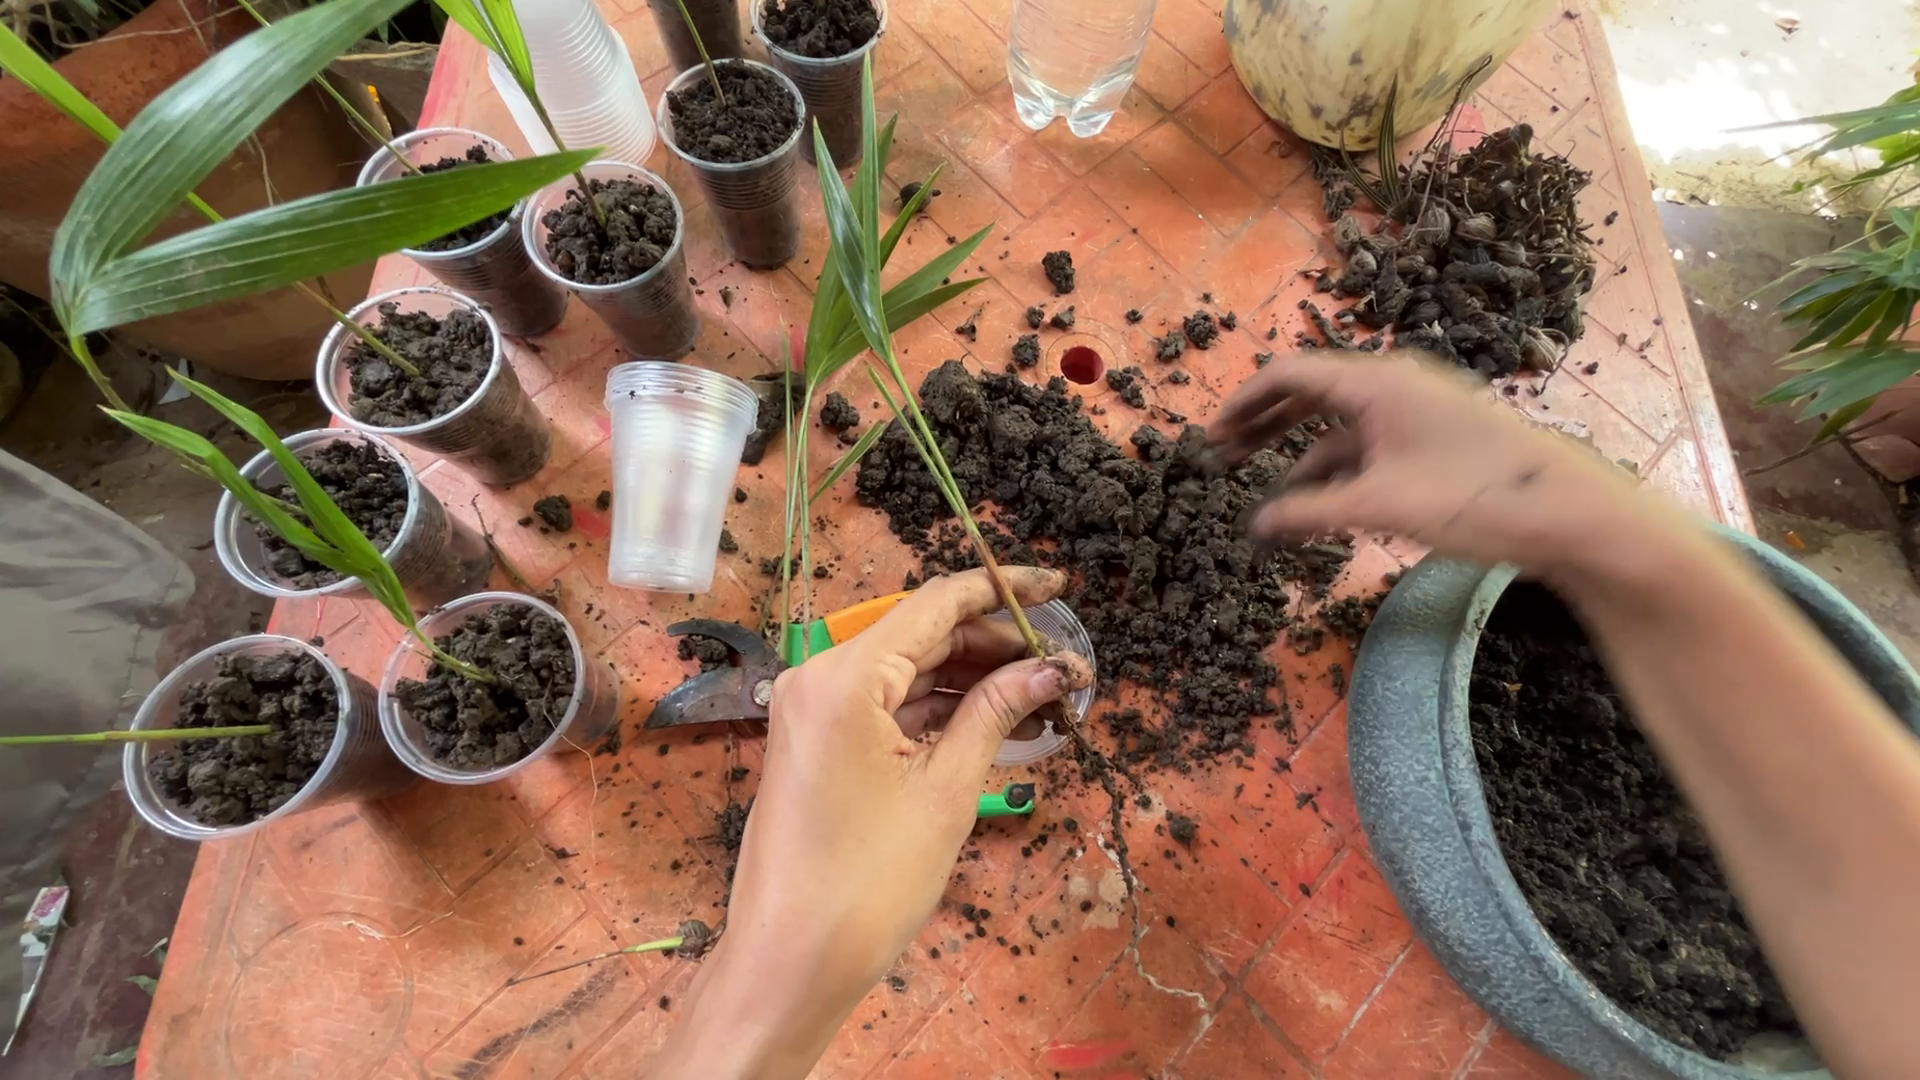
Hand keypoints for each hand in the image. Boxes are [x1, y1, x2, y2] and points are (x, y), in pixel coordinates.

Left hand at [649, 567, 1092, 1078]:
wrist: (789, 966)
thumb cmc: (872, 882)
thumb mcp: (947, 789)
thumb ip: (995, 711)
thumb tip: (1050, 667)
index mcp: (846, 675)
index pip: (935, 604)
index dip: (1000, 591)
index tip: (1055, 585)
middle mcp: (822, 674)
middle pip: (923, 634)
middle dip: (994, 645)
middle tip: (1059, 664)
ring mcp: (817, 704)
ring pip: (909, 668)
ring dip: (971, 677)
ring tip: (1039, 694)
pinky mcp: (821, 734)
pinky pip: (889, 701)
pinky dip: (939, 707)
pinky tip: (993, 716)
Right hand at [1212, 351, 1673, 580]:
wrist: (1577, 517)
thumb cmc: (1475, 497)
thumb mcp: (1380, 505)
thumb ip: (1308, 513)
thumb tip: (1252, 527)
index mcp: (1377, 383)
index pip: (1289, 374)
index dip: (1243, 402)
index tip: (1211, 435)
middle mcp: (1391, 387)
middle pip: (1307, 394)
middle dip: (1261, 425)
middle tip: (1222, 456)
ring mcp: (1412, 414)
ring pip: (1334, 426)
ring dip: (1292, 453)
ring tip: (1258, 487)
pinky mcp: (1428, 441)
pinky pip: (1362, 449)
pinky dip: (1330, 472)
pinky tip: (1312, 505)